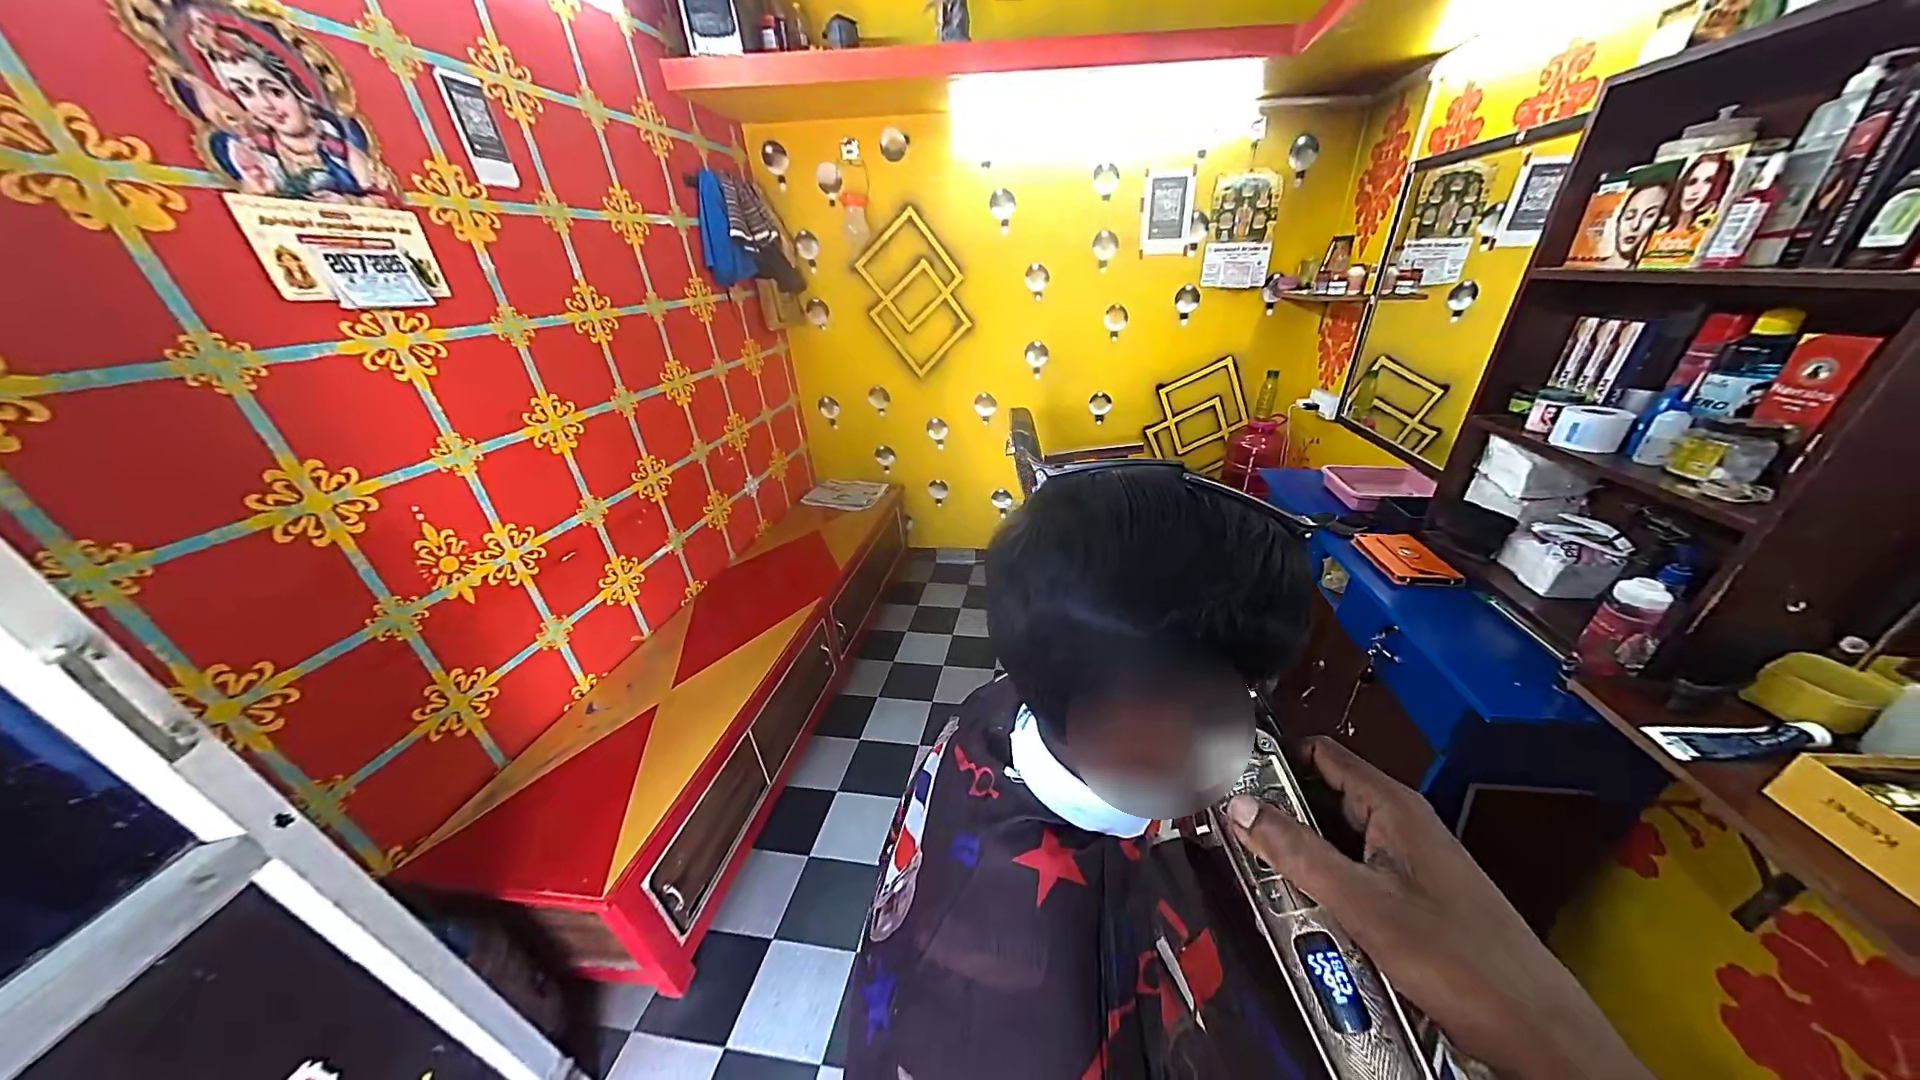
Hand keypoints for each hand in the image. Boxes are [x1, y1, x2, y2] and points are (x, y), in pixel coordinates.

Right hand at [1226, 737, 1651, 1079]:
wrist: (1544, 1038)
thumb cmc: (1458, 960)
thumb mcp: (1361, 902)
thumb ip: (1295, 851)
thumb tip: (1237, 805)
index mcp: (1392, 806)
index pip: (1320, 753)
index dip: (1274, 759)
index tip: (1233, 781)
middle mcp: (1401, 822)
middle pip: (1322, 794)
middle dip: (1280, 811)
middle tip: (1238, 835)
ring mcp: (1410, 858)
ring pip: (1337, 836)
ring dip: (1301, 851)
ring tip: (1263, 872)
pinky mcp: (1415, 892)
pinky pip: (1355, 868)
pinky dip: (1326, 878)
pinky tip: (1309, 907)